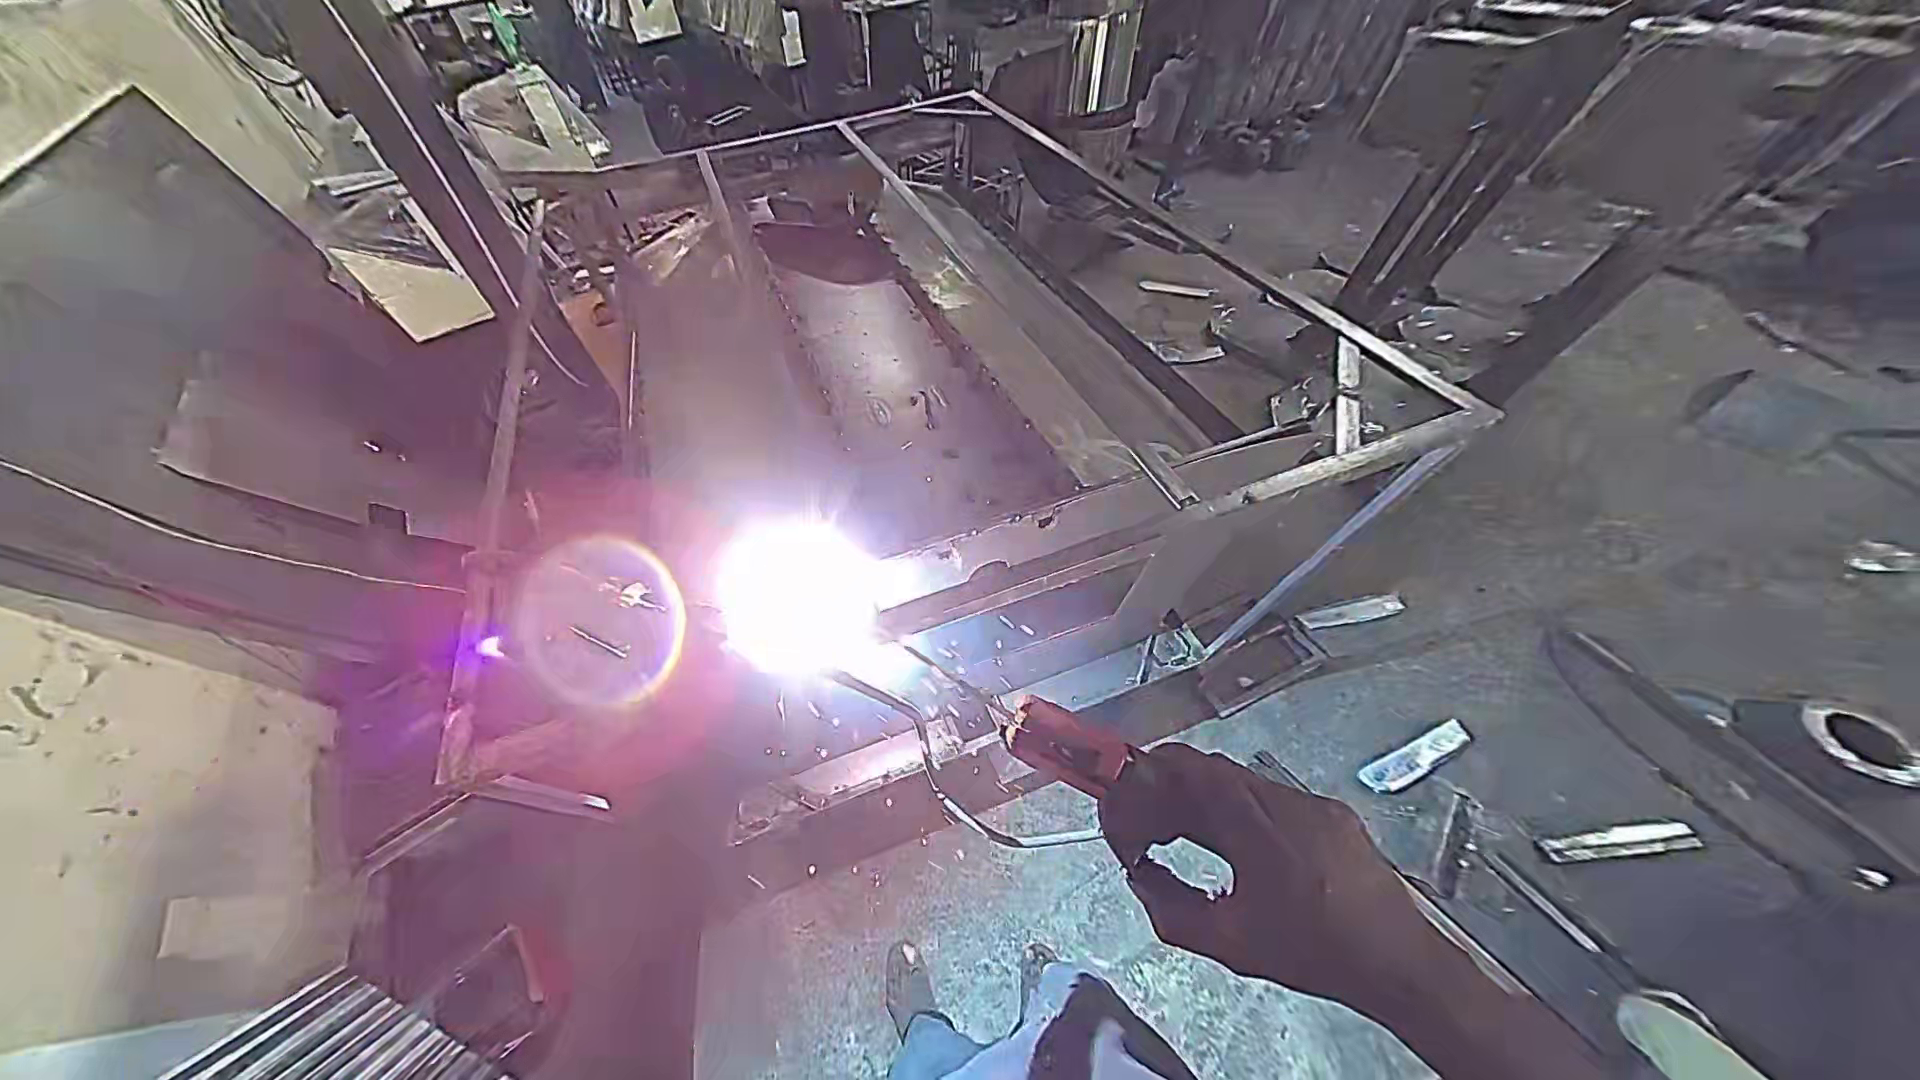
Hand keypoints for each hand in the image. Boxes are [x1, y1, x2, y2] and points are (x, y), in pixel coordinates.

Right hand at [1098, 744, 1450, 1013]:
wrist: (1405, 965)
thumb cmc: (1317, 954)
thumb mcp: (1233, 945)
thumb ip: (1172, 911)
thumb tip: (1139, 878)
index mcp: (1255, 830)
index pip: (1186, 774)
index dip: (1144, 784)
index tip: (1126, 813)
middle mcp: (1280, 801)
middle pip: (1204, 767)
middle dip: (1163, 786)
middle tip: (1144, 817)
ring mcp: (1306, 801)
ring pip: (1233, 776)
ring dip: (1196, 795)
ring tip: (1179, 830)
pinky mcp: (1326, 809)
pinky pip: (1264, 792)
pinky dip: (1231, 804)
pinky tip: (1231, 839)